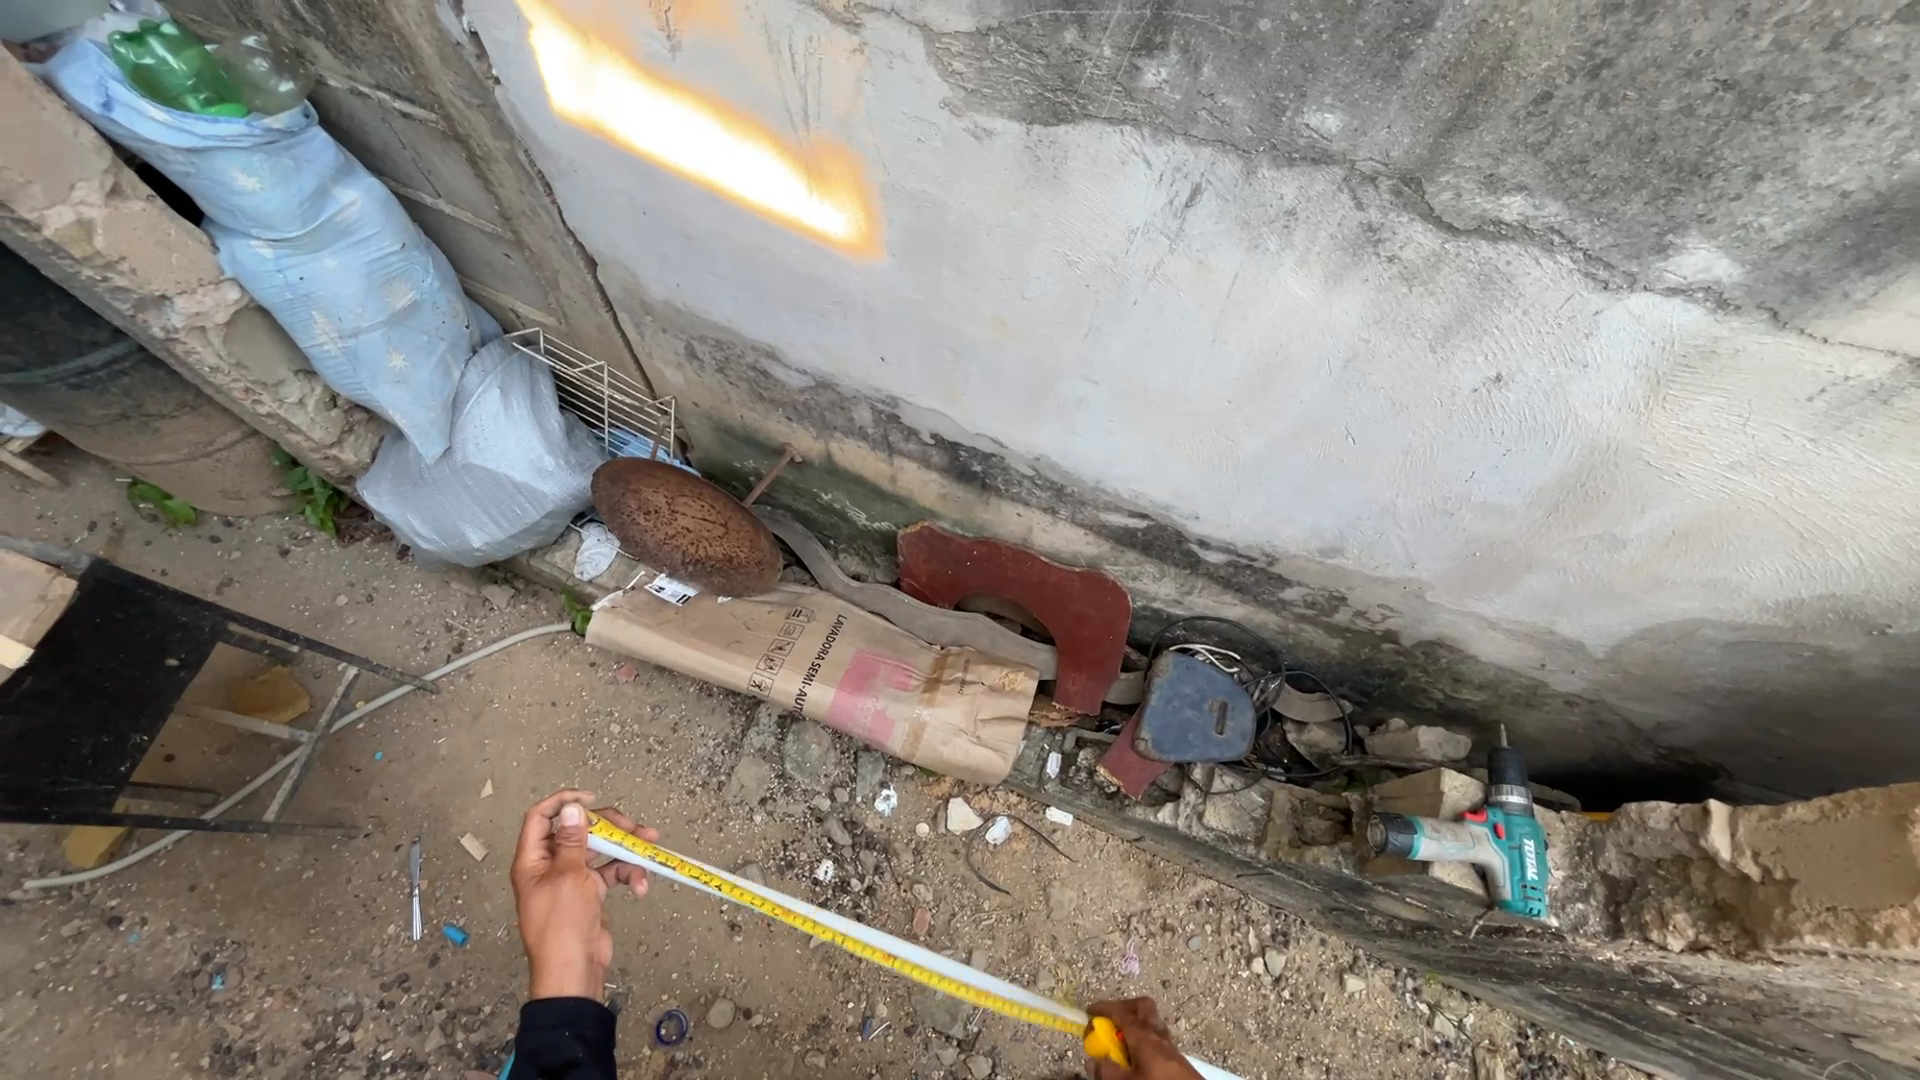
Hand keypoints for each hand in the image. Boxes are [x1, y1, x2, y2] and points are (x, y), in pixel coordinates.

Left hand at [509, 789, 656, 1000]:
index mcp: (534, 860)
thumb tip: (571, 808)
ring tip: (650, 850)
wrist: (575, 969)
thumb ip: (571, 840)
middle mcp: (552, 865)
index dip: (563, 802)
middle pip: (581, 829)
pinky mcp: (591, 891)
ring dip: (627, 849)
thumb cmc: (563, 924)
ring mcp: (573, 877)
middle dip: (611, 827)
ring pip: (602, 848)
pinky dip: (628, 874)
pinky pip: (612, 871)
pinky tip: (641, 886)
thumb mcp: (568, 877)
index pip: (541, 818)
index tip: (591, 798)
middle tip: (634, 829)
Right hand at [1086, 998, 1203, 1079]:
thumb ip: (1108, 1071)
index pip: (1120, 1012)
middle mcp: (1159, 1036)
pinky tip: (1138, 1059)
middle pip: (1143, 1007)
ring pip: (1152, 1023)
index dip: (1103, 1009)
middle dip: (1124, 1008)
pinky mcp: (1179, 1061)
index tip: (1089, 1013)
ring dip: (1136, 1026)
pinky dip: (1145, 1042)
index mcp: (1144, 1036)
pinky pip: (1158, 1040)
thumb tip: (1094, 1060)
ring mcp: (1171, 1047)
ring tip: (1122, 1043)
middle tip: (1109, 1021)